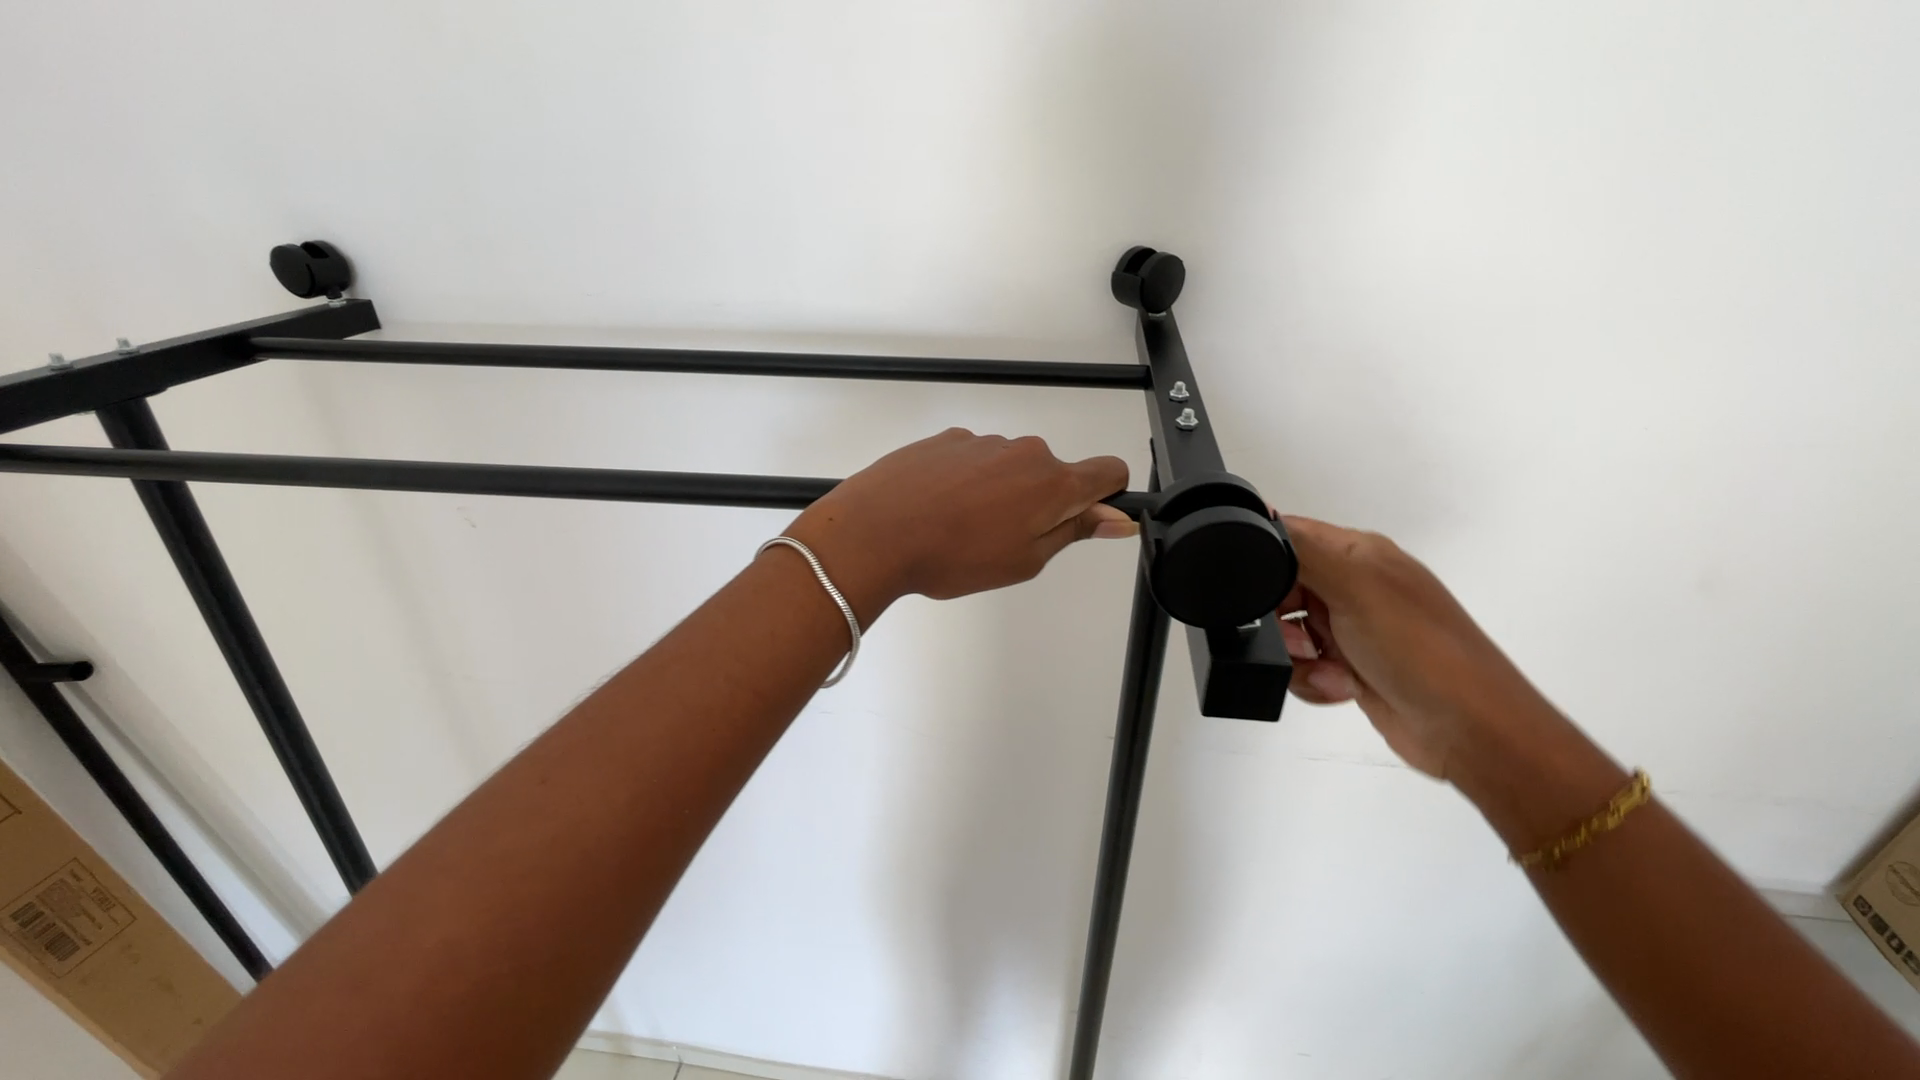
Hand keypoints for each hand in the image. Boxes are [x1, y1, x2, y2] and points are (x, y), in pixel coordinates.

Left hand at [783, 429, 1134, 621]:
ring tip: (963, 531)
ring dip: (999, 494)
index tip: (1083, 518)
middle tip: (1005, 542)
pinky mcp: (948, 439)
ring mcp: (983, 441)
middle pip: (1053, 474)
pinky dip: (967, 482)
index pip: (1109, 471)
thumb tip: (1116, 518)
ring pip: (1010, 468)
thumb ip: (1075, 531)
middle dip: (1041, 504)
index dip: (1105, 496)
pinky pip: (974, 460)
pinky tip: (940, 510)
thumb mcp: (1025, 560)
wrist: (875, 532)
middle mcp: (1024, 451)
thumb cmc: (949, 556)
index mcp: (1052, 483)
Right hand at [1275, 515, 1557, 779]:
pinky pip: (1300, 667)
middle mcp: (1352, 586)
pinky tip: (1340, 686)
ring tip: (1330, 670)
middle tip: (1303, 640)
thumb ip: (1304, 552)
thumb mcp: (1356, 587)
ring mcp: (1350, 629)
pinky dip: (1311, 680)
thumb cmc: (1425, 651)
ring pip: (1285, 634)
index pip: (1289, 538)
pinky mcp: (1347, 667)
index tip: (1270, 595)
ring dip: (1297, 658)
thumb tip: (1265, 515)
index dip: (1268, 565)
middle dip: (1280, 621)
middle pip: (1279, 591)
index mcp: (1358, 553)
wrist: (1466, 730)